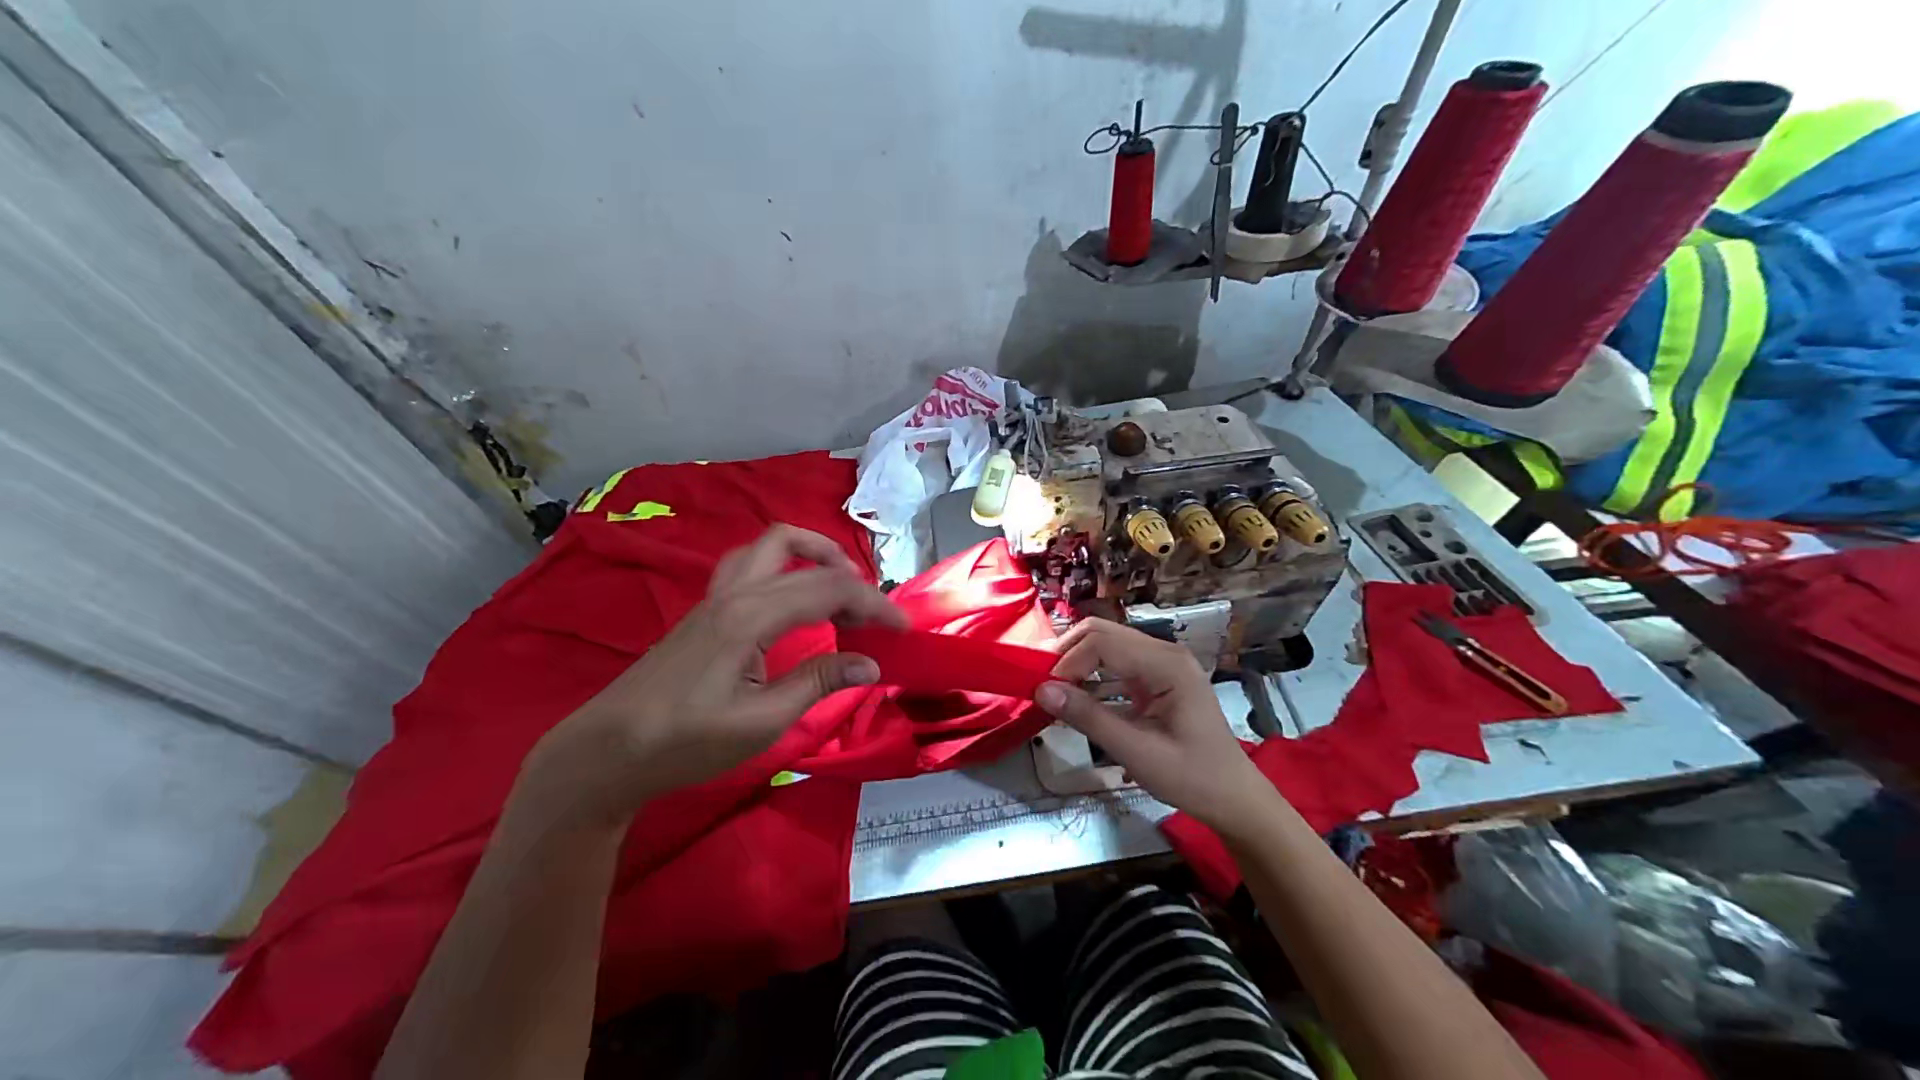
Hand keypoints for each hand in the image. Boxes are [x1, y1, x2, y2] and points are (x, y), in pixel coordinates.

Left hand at [518, 525, 906, 828]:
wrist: (607, 752)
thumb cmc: (685, 742)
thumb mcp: (762, 722)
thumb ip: (818, 683)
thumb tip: (871, 663)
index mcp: (750, 616)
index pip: (828, 589)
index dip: (874, 604)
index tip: (903, 629)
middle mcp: (733, 593)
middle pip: (797, 549)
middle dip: (842, 567)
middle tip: (867, 606)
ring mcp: (714, 598)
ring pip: (767, 547)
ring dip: (808, 556)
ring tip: (835, 591)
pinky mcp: (704, 612)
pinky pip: (750, 567)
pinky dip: (784, 570)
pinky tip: (790, 607)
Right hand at [1034, 619, 1271, 828]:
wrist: (1233, 798)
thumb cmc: (1191, 777)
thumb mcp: (1136, 751)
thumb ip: (1088, 718)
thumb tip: (1041, 690)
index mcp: (1167, 665)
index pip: (1102, 643)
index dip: (1068, 663)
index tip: (1044, 693)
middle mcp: (1164, 653)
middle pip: (1102, 633)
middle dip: (1067, 654)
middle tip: (1041, 684)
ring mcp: (1162, 664)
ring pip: (1106, 645)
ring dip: (1077, 664)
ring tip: (1051, 692)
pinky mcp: (1157, 679)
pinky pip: (1116, 665)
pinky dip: (1092, 677)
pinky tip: (1075, 700)